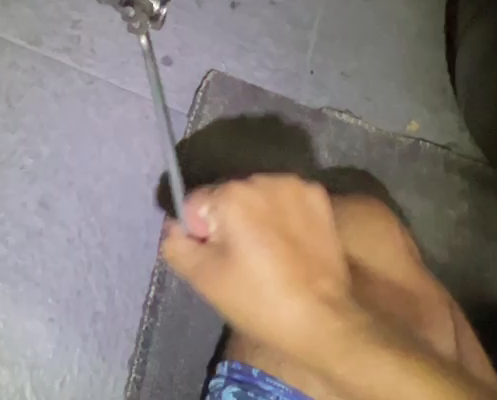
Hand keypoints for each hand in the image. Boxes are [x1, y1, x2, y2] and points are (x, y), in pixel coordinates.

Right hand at [159, 175, 360, 357]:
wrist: (322, 319)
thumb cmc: (258, 300)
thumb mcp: (204, 279)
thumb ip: (177, 245)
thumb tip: (174, 226)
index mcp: (230, 194)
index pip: (196, 203)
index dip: (201, 233)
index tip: (217, 260)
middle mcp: (261, 179)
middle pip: (228, 196)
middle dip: (228, 222)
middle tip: (241, 260)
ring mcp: (293, 184)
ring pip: (257, 195)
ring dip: (256, 215)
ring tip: (267, 252)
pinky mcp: (318, 195)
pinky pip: (286, 198)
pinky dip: (283, 214)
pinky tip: (289, 242)